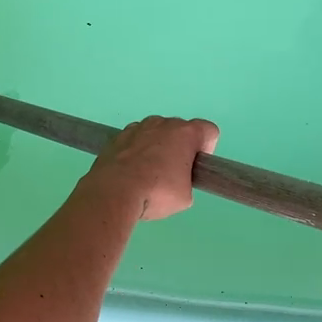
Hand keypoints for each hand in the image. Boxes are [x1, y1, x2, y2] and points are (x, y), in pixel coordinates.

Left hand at [87, 116, 218, 220]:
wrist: (113, 192)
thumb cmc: (156, 193)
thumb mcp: (185, 198)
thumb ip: (186, 183)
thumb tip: (175, 184)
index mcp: (185, 133)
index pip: (208, 130)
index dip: (206, 149)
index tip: (195, 167)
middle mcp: (162, 123)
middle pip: (178, 131)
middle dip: (177, 149)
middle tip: (170, 176)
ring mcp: (136, 127)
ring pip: (153, 134)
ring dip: (154, 149)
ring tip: (145, 176)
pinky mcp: (115, 138)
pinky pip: (132, 142)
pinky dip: (133, 153)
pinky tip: (128, 174)